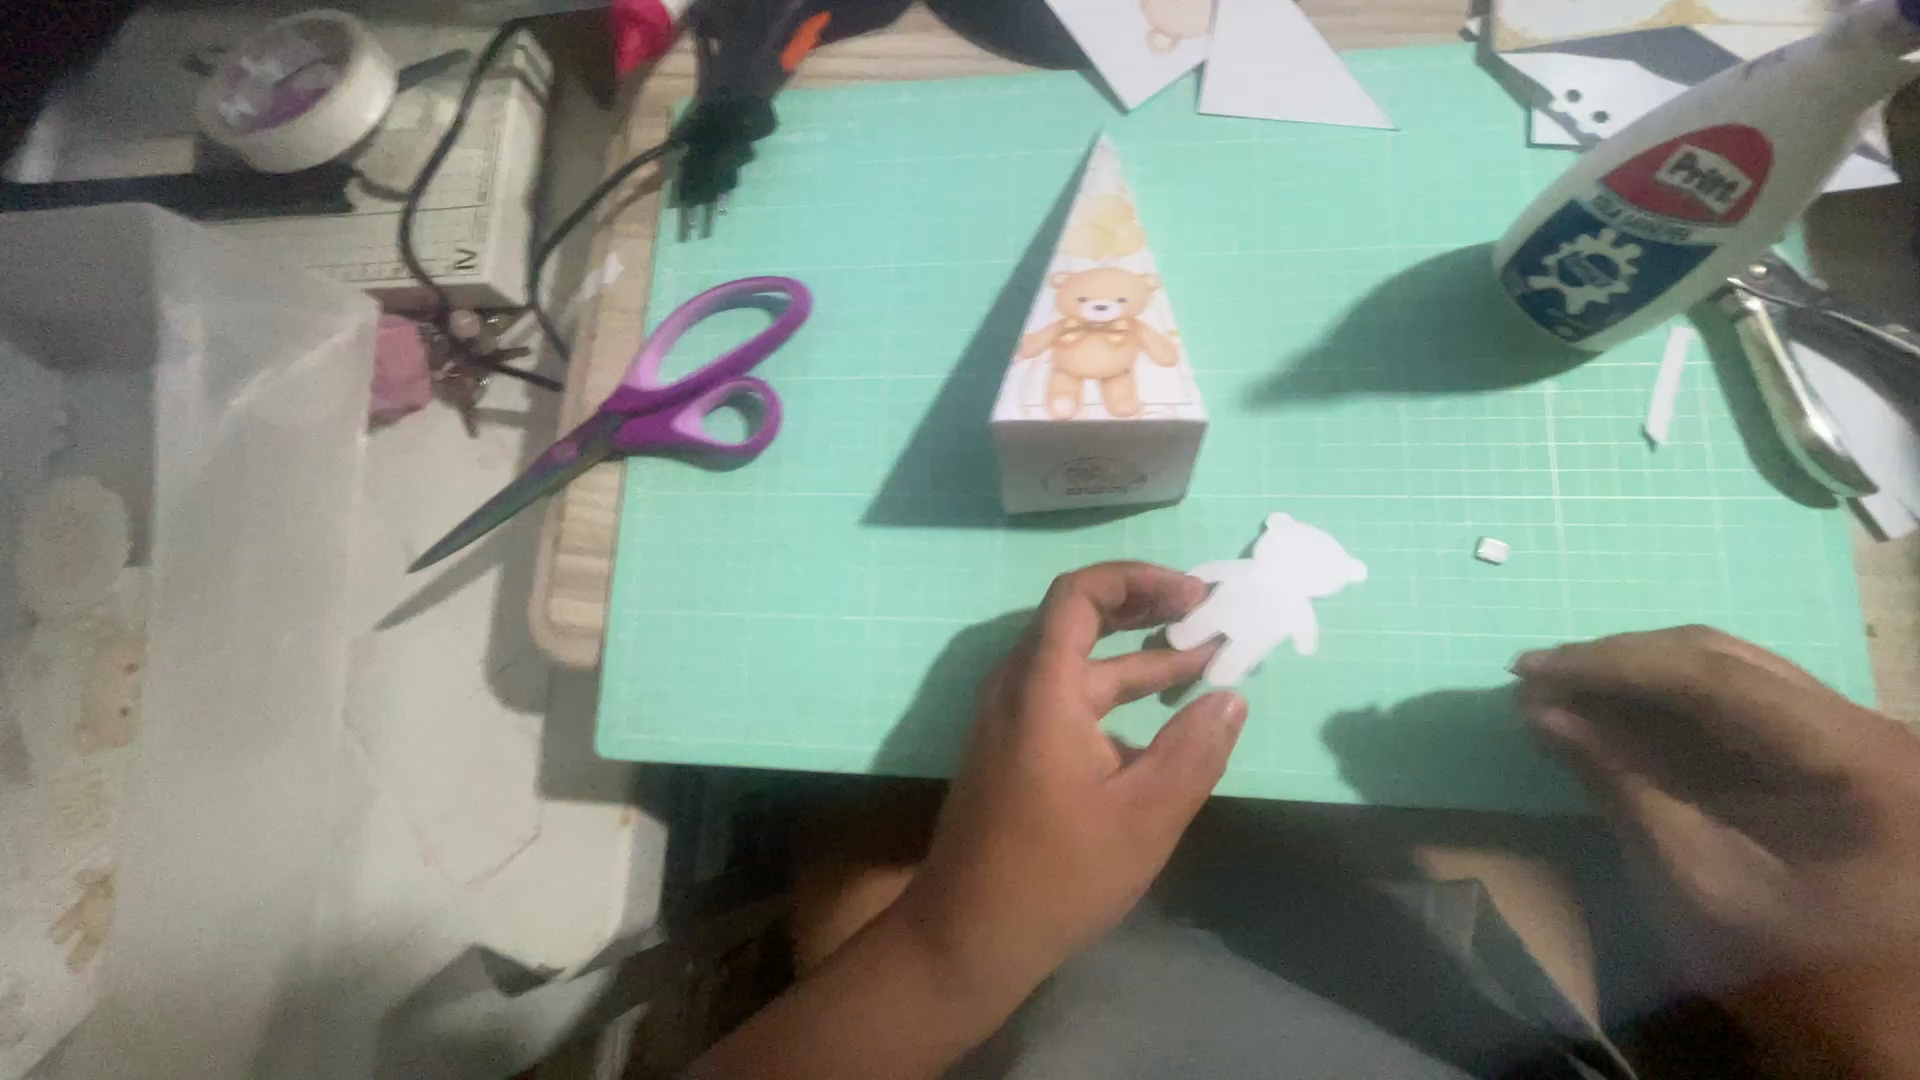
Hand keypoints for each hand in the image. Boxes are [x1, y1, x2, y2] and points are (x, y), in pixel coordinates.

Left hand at [889, 561, 1246, 997]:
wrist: (969, 930)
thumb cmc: (1058, 873)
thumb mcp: (1145, 815)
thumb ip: (1195, 750)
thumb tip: (1232, 696)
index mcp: (1041, 686)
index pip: (1079, 594)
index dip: (1137, 578)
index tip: (1193, 593)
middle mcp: (1017, 685)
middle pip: (1077, 618)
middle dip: (1143, 607)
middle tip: (1204, 610)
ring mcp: (1010, 715)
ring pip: (1076, 662)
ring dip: (1135, 656)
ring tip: (1202, 657)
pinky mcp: (1013, 743)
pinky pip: (1065, 695)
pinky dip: (1113, 692)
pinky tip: (1160, 717)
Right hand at [1512, 626, 1919, 996]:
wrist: (1887, 1034)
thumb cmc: (1794, 970)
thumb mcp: (1692, 878)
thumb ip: (1619, 782)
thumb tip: (1539, 711)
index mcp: (1856, 762)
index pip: (1715, 676)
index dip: (1610, 664)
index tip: (1527, 670)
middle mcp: (1868, 731)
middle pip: (1719, 659)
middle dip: (1614, 662)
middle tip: (1533, 677)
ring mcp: (1853, 739)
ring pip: (1722, 669)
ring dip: (1630, 674)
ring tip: (1557, 689)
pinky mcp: (1828, 755)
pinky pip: (1730, 701)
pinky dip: (1657, 698)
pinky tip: (1604, 711)